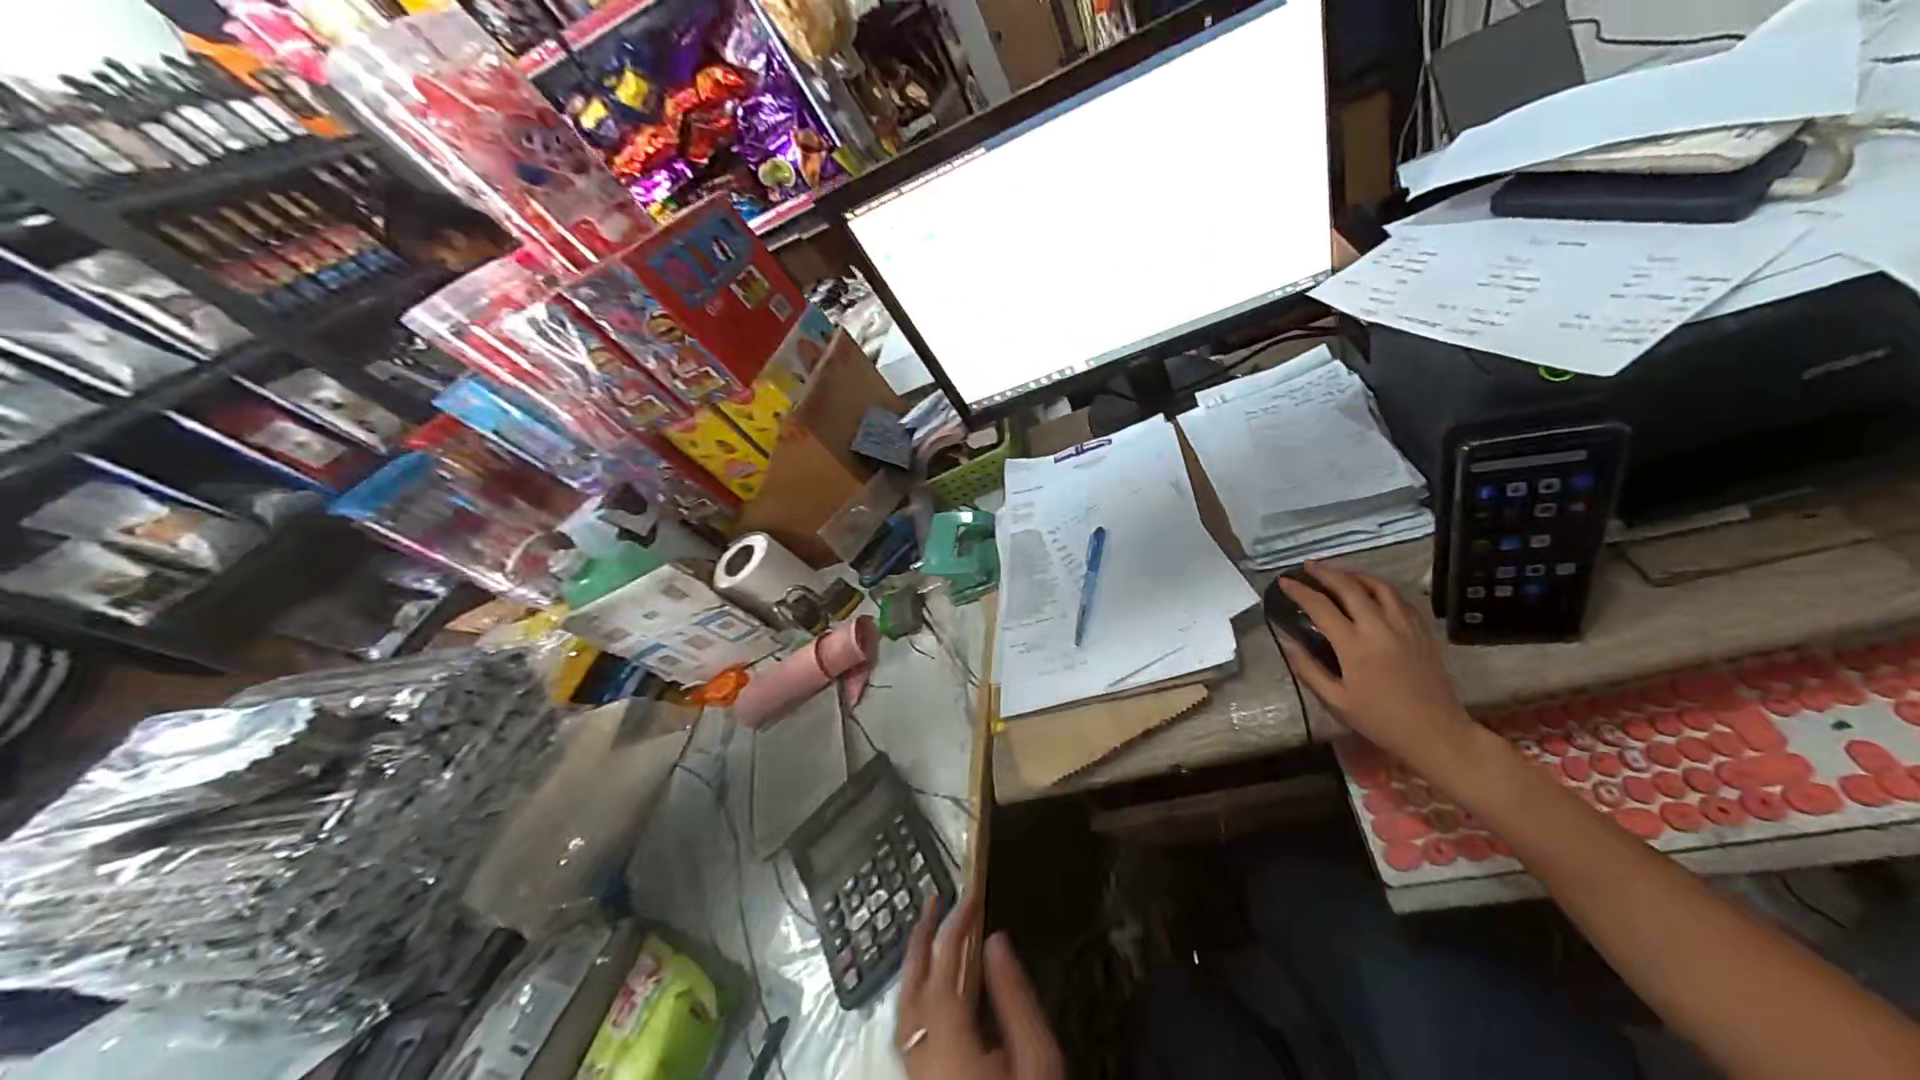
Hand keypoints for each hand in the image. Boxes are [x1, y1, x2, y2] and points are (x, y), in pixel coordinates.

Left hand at [895, 890, 1064, 1079]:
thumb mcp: (1037, 1058)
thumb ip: (1016, 999)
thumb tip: (998, 943)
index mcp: (949, 1042)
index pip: (944, 965)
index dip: (955, 923)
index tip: (971, 895)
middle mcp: (922, 1054)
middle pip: (912, 982)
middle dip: (923, 935)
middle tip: (935, 901)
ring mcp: (916, 1071)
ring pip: (905, 1003)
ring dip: (916, 961)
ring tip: (929, 931)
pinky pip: (908, 1022)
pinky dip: (917, 990)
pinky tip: (932, 983)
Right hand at [1276, 561, 1476, 772]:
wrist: (1436, 732)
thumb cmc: (1380, 719)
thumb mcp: (1336, 700)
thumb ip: (1308, 668)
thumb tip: (1287, 642)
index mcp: (1354, 645)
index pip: (1320, 606)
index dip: (1299, 591)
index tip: (1284, 582)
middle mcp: (1380, 627)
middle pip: (1349, 587)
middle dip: (1325, 572)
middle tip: (1308, 566)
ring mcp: (1405, 626)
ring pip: (1379, 586)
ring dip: (1355, 575)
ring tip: (1339, 573)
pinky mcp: (1423, 630)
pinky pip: (1400, 598)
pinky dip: (1380, 588)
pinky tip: (1371, 593)